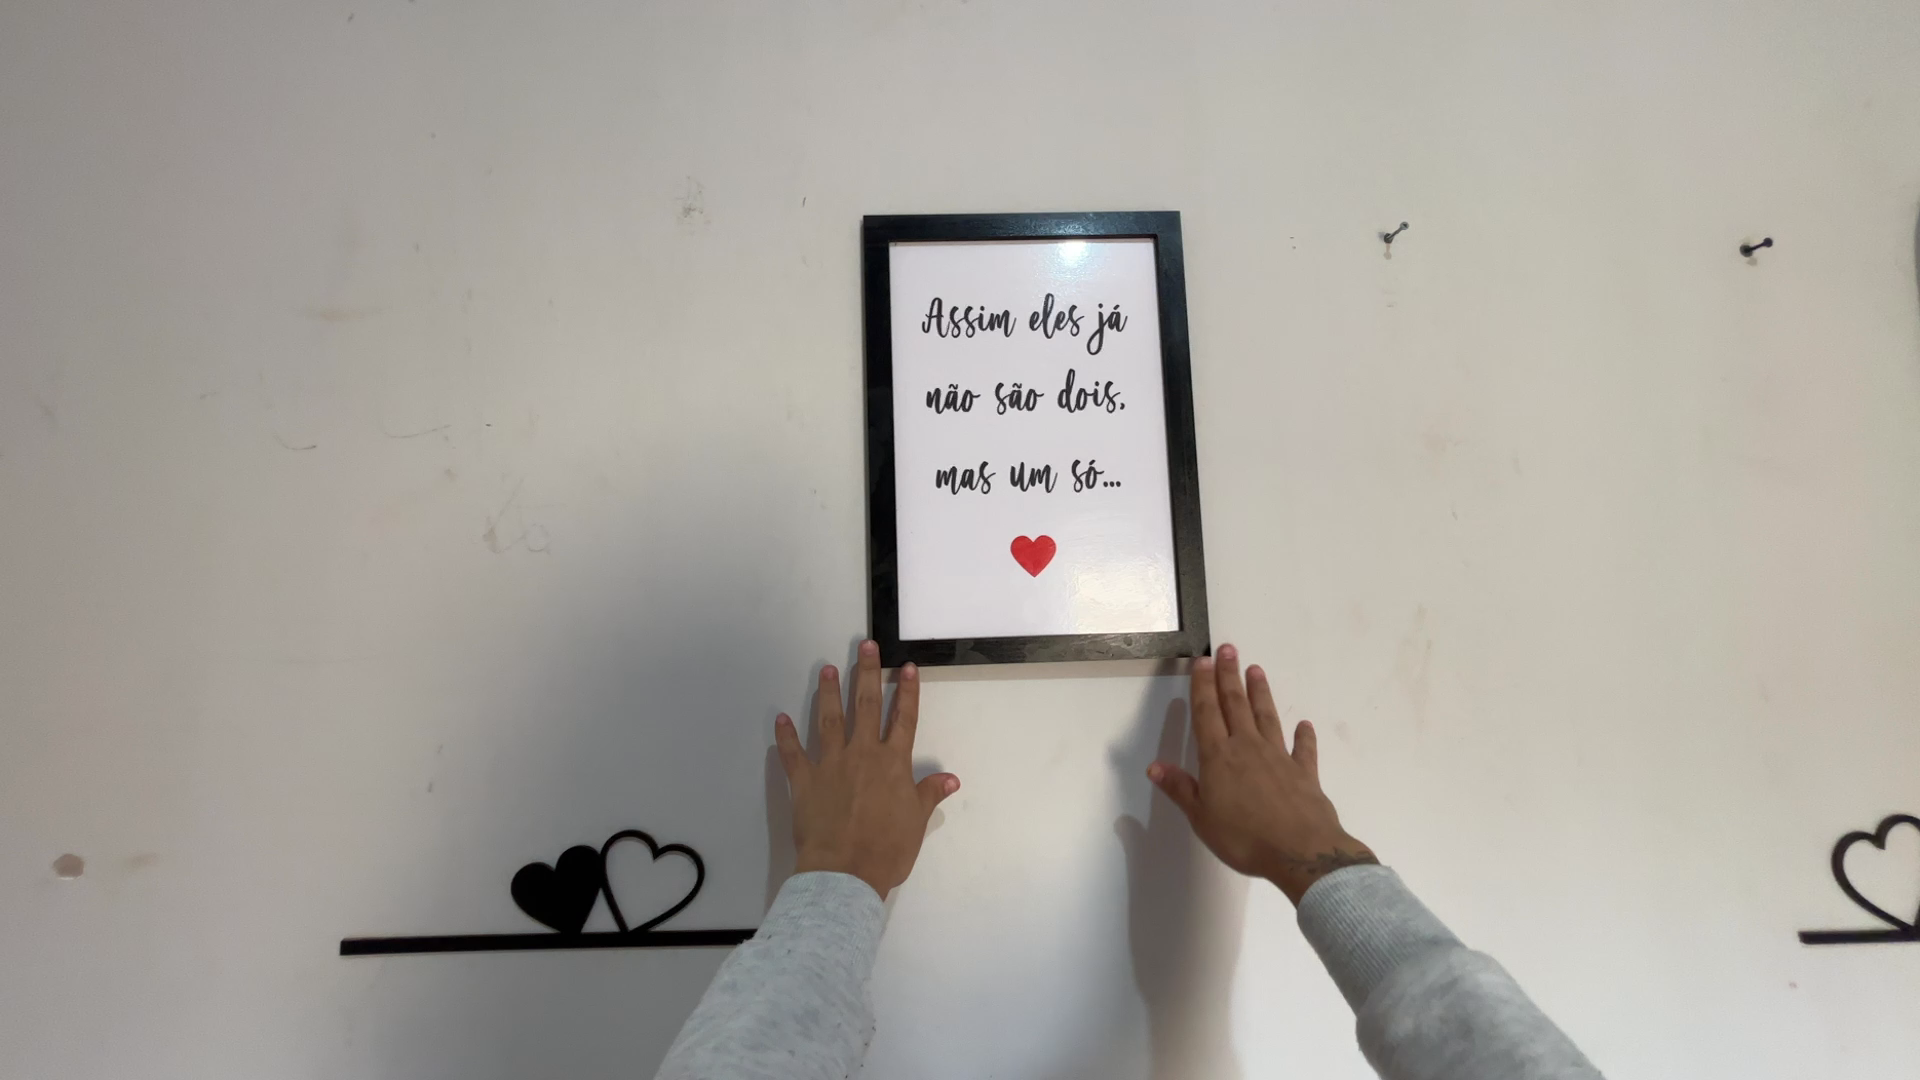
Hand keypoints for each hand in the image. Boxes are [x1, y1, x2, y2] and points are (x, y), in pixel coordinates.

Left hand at [774, 640, 959, 899]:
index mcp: (892, 763)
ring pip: (830, 720)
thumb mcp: (916, 822)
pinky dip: (786, 737)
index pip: (903, 718)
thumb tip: (951, 778)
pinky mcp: (805, 781)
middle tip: (865, 645)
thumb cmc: (887, 849)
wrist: (845, 874)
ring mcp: (831, 764)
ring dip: (830, 693)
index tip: (906, 666)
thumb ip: (929, 794)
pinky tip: (780, 718)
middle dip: (867, 673)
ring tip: (828, 668)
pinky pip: (793, 755)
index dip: (907, 691)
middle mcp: (863, 754)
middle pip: (867, 706)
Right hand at [1149, 644, 1376, 904]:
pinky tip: (1305, 725)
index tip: (1203, 660)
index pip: (1207, 713)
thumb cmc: (1244, 837)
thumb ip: (1180, 789)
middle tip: (1228, 649)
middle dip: (1229, 676)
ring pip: (1267, 717)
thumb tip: (1154, 766)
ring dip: (1260, 693)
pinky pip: (1303, 750)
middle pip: (1236, 705)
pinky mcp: (1304, 774)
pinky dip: (1305, 737)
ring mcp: (1278, 758)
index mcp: (1219, 757)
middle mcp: (1247, 748)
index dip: (1203, 686)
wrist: (1303, 855)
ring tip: (1256, 670)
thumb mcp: (1201, 817)